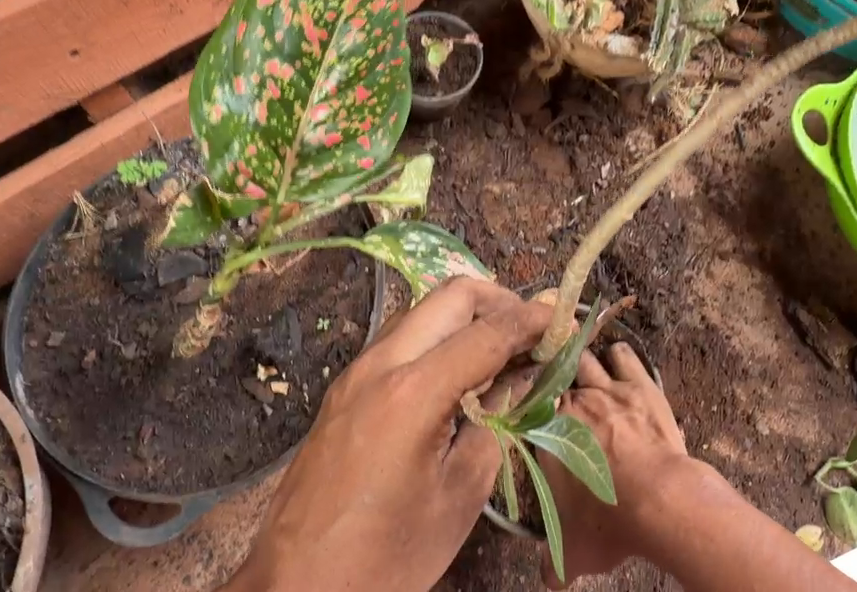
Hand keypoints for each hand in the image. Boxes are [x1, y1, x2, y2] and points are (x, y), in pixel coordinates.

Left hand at [225, 278, 549, 591]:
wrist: (295, 590)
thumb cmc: (388, 556)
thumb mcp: (461, 493)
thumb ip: (499, 420)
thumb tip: (524, 375)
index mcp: (414, 391)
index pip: (488, 331)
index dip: (532, 320)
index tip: (562, 320)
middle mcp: (381, 363)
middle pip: (452, 294)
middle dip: (500, 301)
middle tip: (531, 332)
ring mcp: (356, 372)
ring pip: (423, 309)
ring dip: (467, 316)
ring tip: (501, 350)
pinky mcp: (344, 388)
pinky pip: (402, 337)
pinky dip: (439, 336)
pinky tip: (460, 372)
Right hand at [539, 341, 708, 585]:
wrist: (658, 500)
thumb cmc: (608, 523)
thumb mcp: (573, 552)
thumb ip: (553, 564)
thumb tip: (548, 581)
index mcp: (546, 435)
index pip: (527, 407)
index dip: (530, 406)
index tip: (533, 411)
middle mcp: (571, 404)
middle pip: (555, 376)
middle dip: (555, 381)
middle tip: (558, 390)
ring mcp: (606, 389)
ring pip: (586, 359)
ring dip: (584, 364)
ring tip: (585, 370)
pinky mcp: (639, 384)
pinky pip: (622, 356)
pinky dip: (619, 357)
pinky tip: (618, 362)